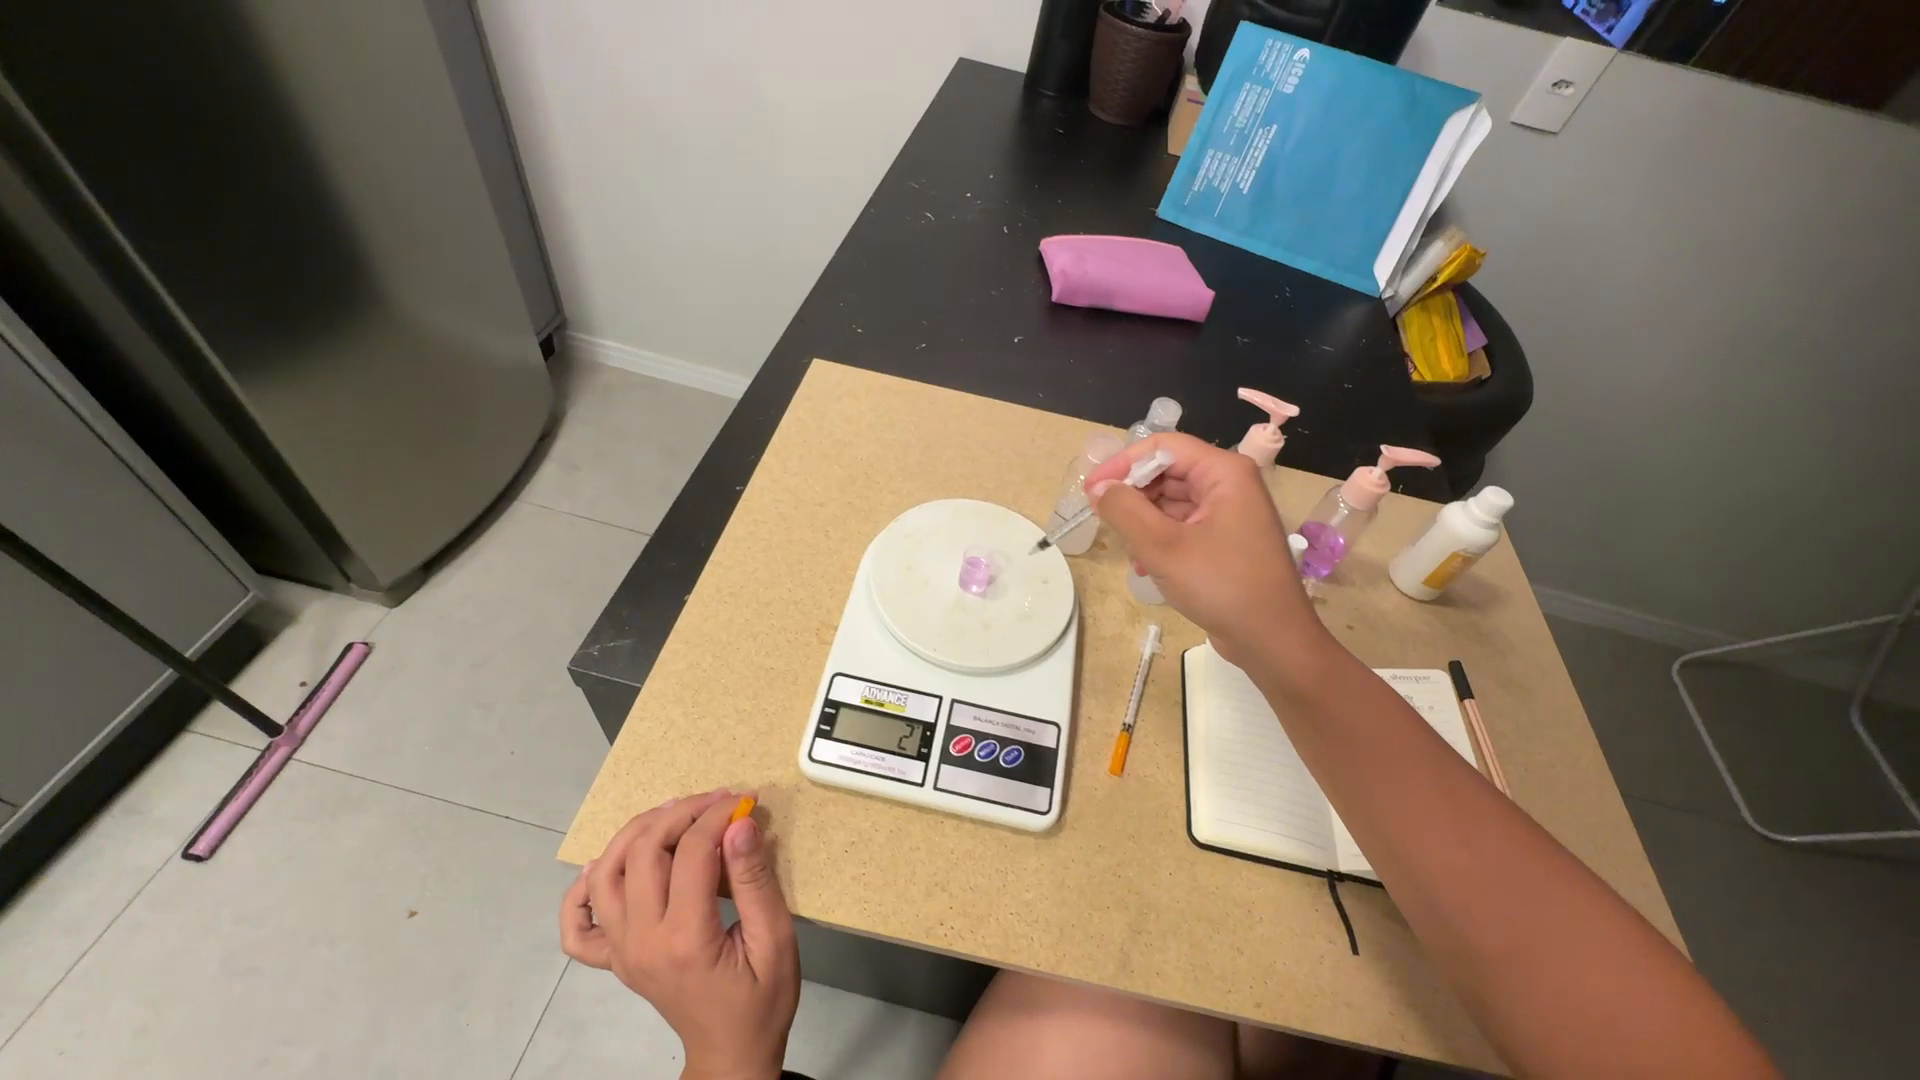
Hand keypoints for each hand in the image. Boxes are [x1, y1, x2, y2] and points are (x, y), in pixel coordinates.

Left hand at [560, 791, 799, 1079]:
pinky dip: (585, 887)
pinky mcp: (614, 958)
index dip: (717, 815)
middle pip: (643, 851)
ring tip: (675, 813)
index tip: (745, 799)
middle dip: (682, 812)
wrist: (732, 1052)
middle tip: (718, 800)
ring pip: (607, 872)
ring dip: (637, 831)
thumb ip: (756, 880)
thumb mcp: (776, 938)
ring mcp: (620, 951)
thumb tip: (740, 823)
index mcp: (685, 937)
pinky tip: (609, 864)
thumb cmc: (762, 999)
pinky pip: (578, 923)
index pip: (691, 852)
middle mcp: (641, 941)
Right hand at [1084, 433, 1322, 667]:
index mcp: (1224, 472)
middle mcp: (1230, 484)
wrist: (1272, 639)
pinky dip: (1160, 539)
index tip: (1091, 489)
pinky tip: (1146, 567)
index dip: (1123, 463)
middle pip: (1167, 472)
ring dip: (1144, 522)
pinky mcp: (1226, 540)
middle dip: (1133, 496)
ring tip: (1130, 551)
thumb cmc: (1221, 585)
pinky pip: (1183, 525)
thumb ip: (1124, 510)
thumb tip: (1098, 487)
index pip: (1163, 446)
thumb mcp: (1162, 547)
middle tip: (1104, 521)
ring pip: (1172, 501)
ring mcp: (1230, 513)